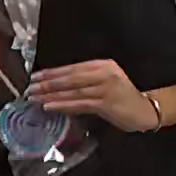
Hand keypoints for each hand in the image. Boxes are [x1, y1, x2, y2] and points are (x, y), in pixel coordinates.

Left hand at [29, 59, 160, 131]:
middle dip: (48, 83)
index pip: (73, 68)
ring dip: (51, 95)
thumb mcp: (107, 83)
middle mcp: (105, 73)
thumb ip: (86, 81)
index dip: (52, 72)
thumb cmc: (124, 98)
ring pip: (73, 91)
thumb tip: (57, 85)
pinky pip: (79, 103)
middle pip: (70, 78)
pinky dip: (63, 105)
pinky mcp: (106, 103)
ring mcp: (106, 88)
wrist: (145, 111)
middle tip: (30, 88)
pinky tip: (49, 106)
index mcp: (104, 65)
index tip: (35, 77)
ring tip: (34, 98)